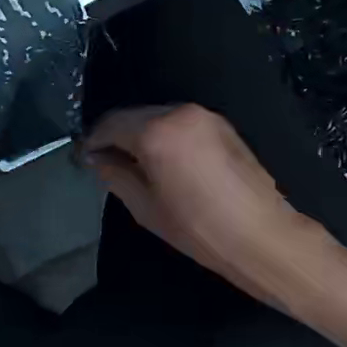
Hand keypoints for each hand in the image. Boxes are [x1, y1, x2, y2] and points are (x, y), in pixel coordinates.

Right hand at [80, 104, 335, 307]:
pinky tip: (167, 161)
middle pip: (136, 115)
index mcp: (158, 131)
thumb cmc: (198, 228)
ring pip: (160, 116)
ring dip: (144, 134)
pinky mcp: (224, 125)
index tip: (85, 156)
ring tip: (137, 164)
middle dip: (118, 135)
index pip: (111, 123)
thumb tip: (96, 156)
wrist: (261, 235)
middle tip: (107, 162)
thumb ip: (115, 174)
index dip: (94, 139)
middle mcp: (181, 112)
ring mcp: (206, 116)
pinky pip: (183, 123)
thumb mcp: (145, 207)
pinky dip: (168, 135)